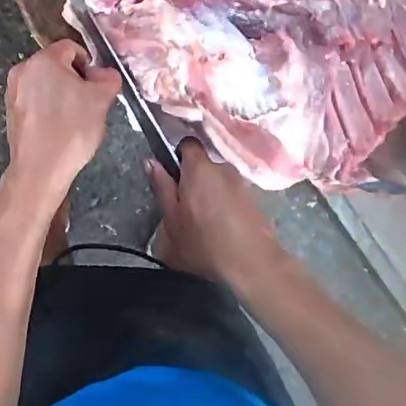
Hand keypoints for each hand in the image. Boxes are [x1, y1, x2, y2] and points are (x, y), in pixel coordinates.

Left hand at [4, 40, 120, 192]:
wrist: (41, 168)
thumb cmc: (72, 129)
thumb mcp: (101, 100)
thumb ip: (108, 79)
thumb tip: (105, 74)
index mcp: (43, 61)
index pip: (71, 47)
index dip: (89, 62)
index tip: (97, 84)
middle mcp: (23, 70)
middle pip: (57, 64)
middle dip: (76, 78)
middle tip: (90, 101)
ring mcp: (13, 91)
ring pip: (46, 83)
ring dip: (63, 93)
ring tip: (75, 116)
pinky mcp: (11, 111)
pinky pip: (36, 99)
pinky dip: (49, 106)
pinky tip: (59, 126)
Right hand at [146, 139, 288, 288]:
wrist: (250, 262)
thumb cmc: (204, 242)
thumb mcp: (172, 219)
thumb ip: (162, 187)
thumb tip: (151, 162)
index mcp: (200, 168)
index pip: (188, 144)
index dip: (177, 155)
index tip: (171, 176)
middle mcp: (223, 167)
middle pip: (204, 165)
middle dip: (193, 179)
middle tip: (184, 206)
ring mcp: (242, 182)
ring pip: (218, 180)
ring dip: (209, 193)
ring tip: (203, 220)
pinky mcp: (254, 197)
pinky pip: (232, 193)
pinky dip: (224, 203)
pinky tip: (221, 225)